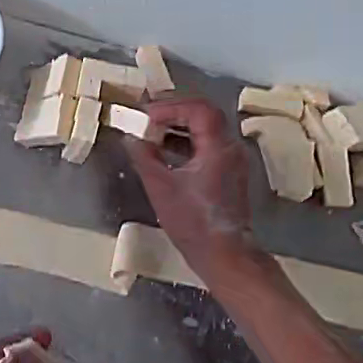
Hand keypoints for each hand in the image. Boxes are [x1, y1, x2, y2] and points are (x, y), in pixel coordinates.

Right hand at [123, 98, 264, 285]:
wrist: (224, 255)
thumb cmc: (193, 223)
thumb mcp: (161, 188)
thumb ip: (144, 157)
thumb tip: (131, 138)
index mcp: (218, 147)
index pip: (198, 109)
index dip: (170, 107)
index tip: (146, 115)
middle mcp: (230, 147)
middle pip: (204, 113)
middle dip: (174, 111)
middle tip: (148, 116)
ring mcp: (232, 159)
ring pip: (206, 128)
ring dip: (179, 126)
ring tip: (151, 131)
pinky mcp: (228, 171)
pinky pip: (207, 145)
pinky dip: (186, 142)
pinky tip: (164, 150)